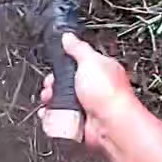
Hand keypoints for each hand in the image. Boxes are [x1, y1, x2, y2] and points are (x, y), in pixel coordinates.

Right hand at [41, 32, 146, 155]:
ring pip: (59, 102)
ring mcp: (85, 107)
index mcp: (99, 70)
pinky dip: (52, 118)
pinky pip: (59, 119)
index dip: (61, 67)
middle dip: (52, 85)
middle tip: (52, 87)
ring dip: (50, 101)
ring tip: (51, 101)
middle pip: (63, 84)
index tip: (55, 70)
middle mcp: (92, 89)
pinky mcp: (79, 122)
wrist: (111, 124)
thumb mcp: (90, 61)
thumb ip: (78, 48)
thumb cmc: (108, 93)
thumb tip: (68, 37)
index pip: (75, 65)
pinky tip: (51, 114)